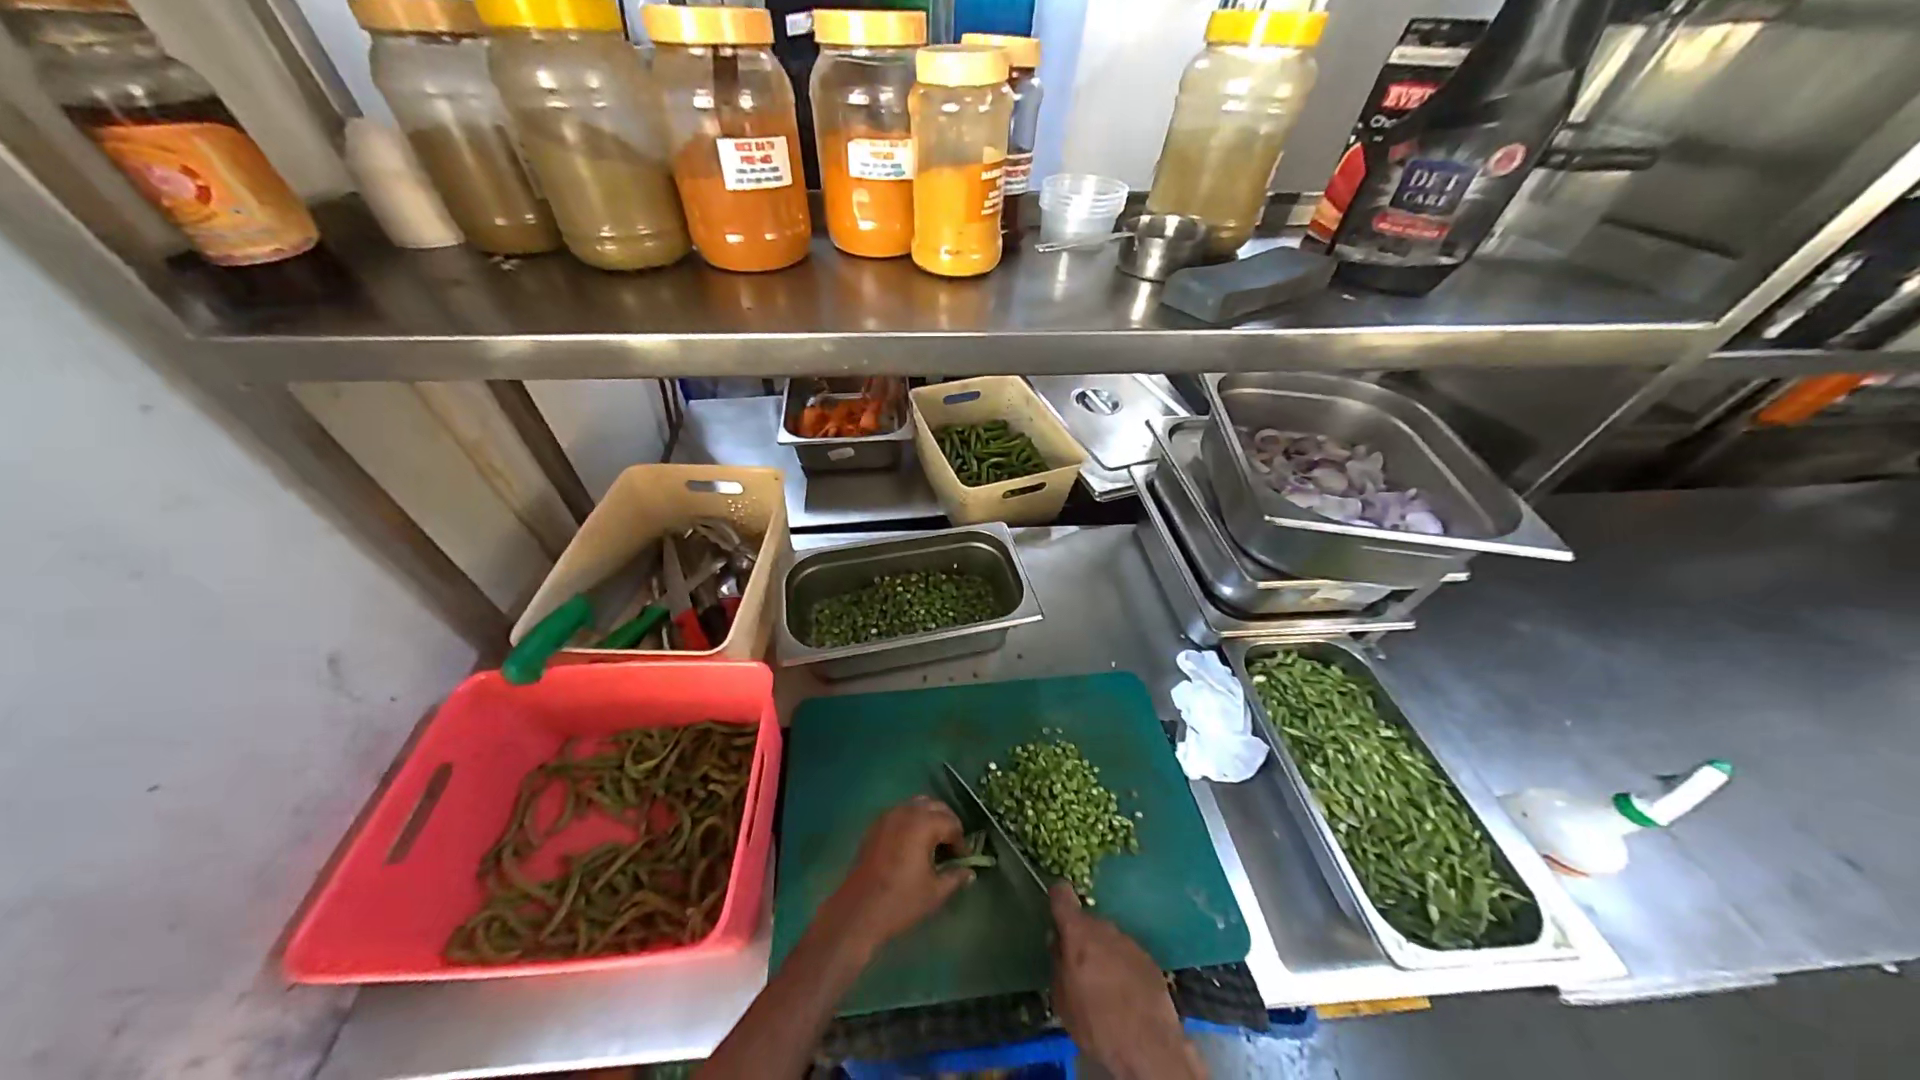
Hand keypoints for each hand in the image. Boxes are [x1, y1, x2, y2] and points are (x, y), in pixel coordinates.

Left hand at [818, 796, 975, 956]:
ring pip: (916, 805)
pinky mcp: (874, 826)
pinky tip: (912, 844)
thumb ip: (955, 877)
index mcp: (923, 824)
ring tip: (933, 844)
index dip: (961, 841)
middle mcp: (905, 812)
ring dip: (929, 818)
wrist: (857, 911)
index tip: (962, 860)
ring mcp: (887, 816)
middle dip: (947, 823)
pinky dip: (911, 821)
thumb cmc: (900, 901)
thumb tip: (969, 872)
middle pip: (935, 806)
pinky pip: (900, 813)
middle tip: (951, 848)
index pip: (951, 823)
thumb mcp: (935, 892)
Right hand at [1050, 883, 1206, 1079]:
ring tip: (1102, 984)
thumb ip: (1057, 964)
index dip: (1057, 896)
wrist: (1149, 1046)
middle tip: (1078, 965)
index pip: (1062, 896)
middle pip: (1087, 922)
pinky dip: (1121, 965)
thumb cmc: (1096, 1024)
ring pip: (1108, 938)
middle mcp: (1104, 929)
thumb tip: (1058, 943)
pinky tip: (1123, 992)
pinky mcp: (1149, 959)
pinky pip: (1126, 954)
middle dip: (1081, 937)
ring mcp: (1129, 942)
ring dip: (1102, 952)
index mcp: (1078, 934)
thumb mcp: (1062, 1000)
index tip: (1055, 902)